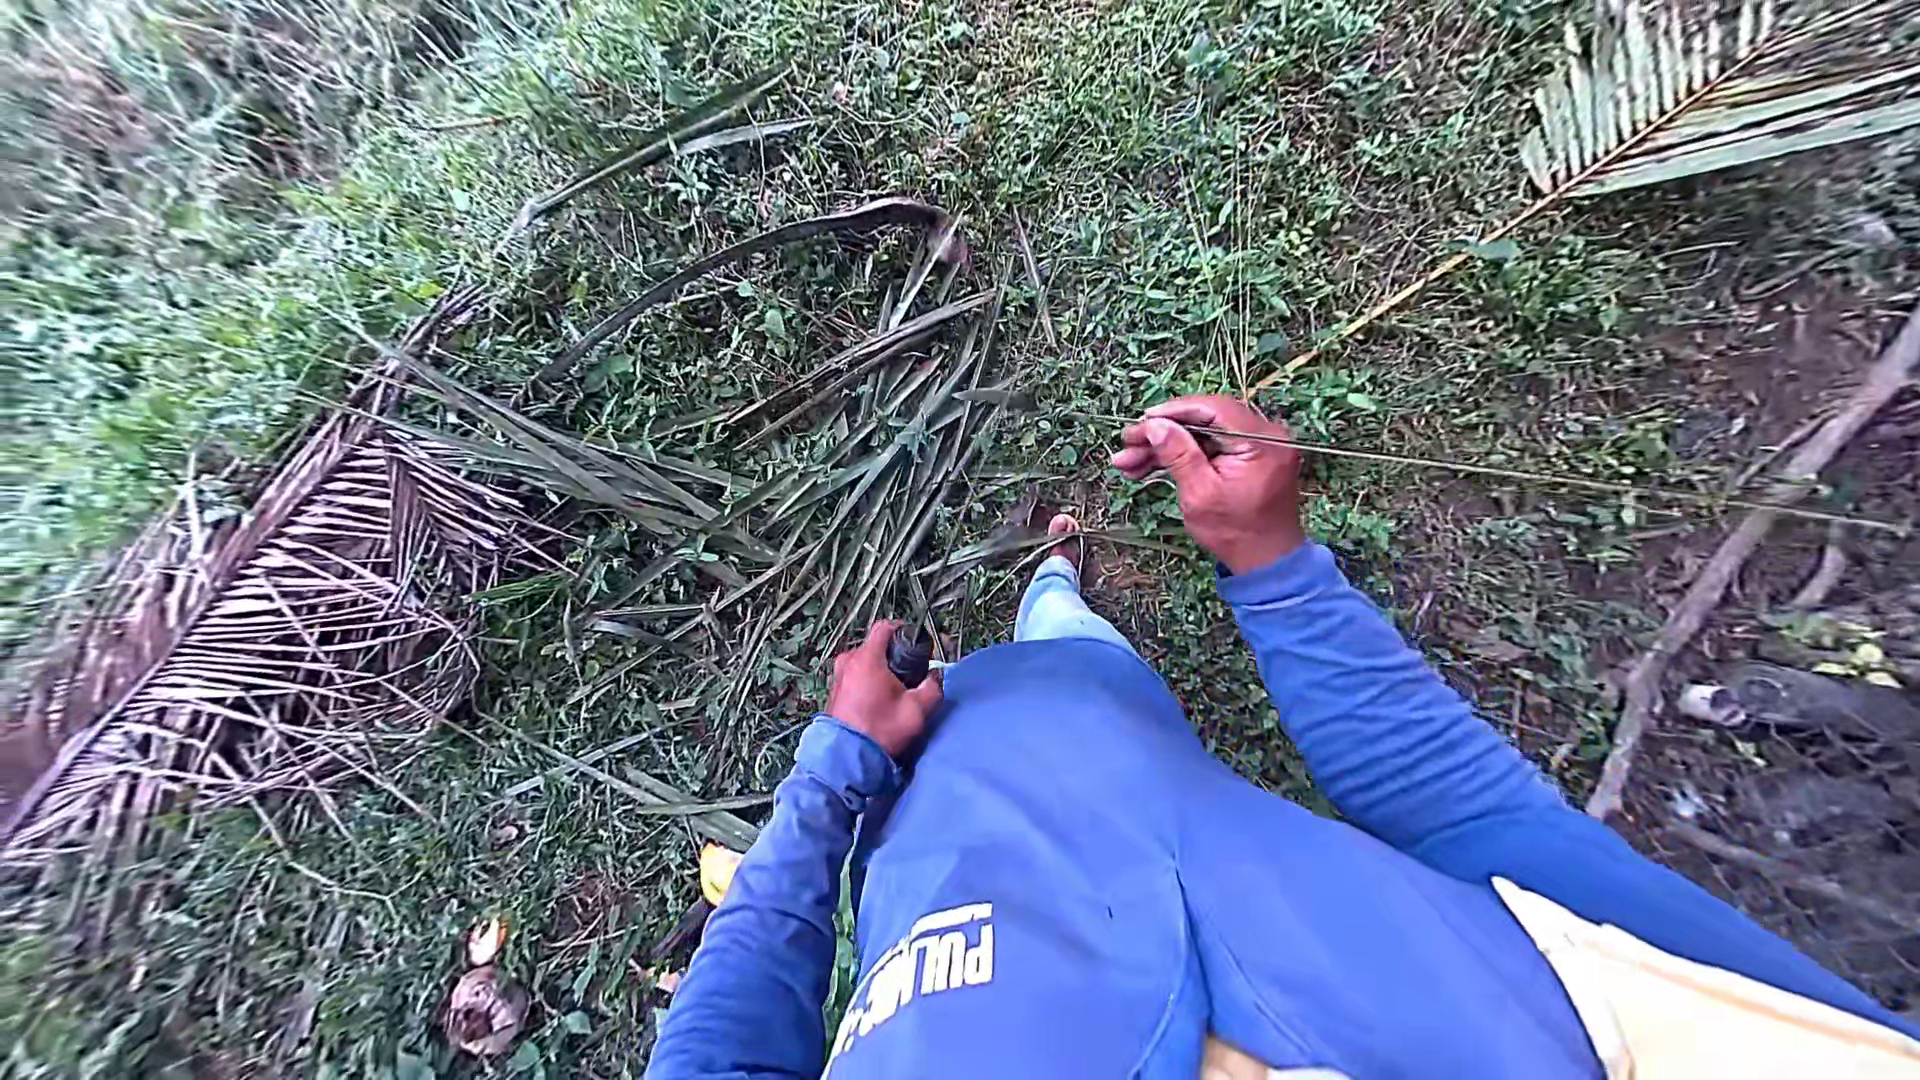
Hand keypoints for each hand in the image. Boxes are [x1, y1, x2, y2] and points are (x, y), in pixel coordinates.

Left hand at [824, 620, 943, 757]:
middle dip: (894, 656)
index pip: (886, 627)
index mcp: (867, 658)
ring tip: (894, 691)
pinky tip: (877, 701)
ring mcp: (838, 676)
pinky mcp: (833, 691)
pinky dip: (867, 681)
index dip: (904, 631)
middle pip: (876, 646)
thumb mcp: (917, 711)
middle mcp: (848, 661)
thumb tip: (934, 678)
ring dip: (880, 670)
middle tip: (910, 674)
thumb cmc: (880, 731)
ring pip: (865, 661)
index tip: (915, 646)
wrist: (845, 760)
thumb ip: (932, 688)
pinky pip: (855, 676)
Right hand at [1110, 395, 1306, 574]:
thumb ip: (1178, 454)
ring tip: (1128, 462)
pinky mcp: (1246, 457)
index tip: (1142, 421)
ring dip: (1164, 446)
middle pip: (1204, 420)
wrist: (1265, 560)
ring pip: (1201, 434)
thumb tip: (1154, 425)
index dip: (1173, 411)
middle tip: (1128, 444)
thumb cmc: (1235, 532)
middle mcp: (1264, 435)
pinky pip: (1209, 447)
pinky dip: (1181, 455)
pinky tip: (1148, 466)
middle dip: (1162, 432)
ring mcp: (1256, 445)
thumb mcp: (1200, 493)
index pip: (1212, 409)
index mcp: (1260, 440)